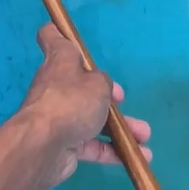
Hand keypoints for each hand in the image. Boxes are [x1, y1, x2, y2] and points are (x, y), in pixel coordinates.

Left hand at [15, 22, 151, 188]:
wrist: (43, 144)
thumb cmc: (71, 101)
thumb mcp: (98, 84)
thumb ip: (105, 82)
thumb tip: (104, 87)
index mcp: (60, 60)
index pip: (52, 37)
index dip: (59, 33)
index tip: (70, 36)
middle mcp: (57, 85)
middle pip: (81, 84)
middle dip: (108, 96)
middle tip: (124, 101)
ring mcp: (60, 115)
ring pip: (91, 118)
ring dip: (119, 128)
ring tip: (144, 136)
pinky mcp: (64, 143)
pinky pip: (91, 144)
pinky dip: (112, 150)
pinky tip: (136, 156)